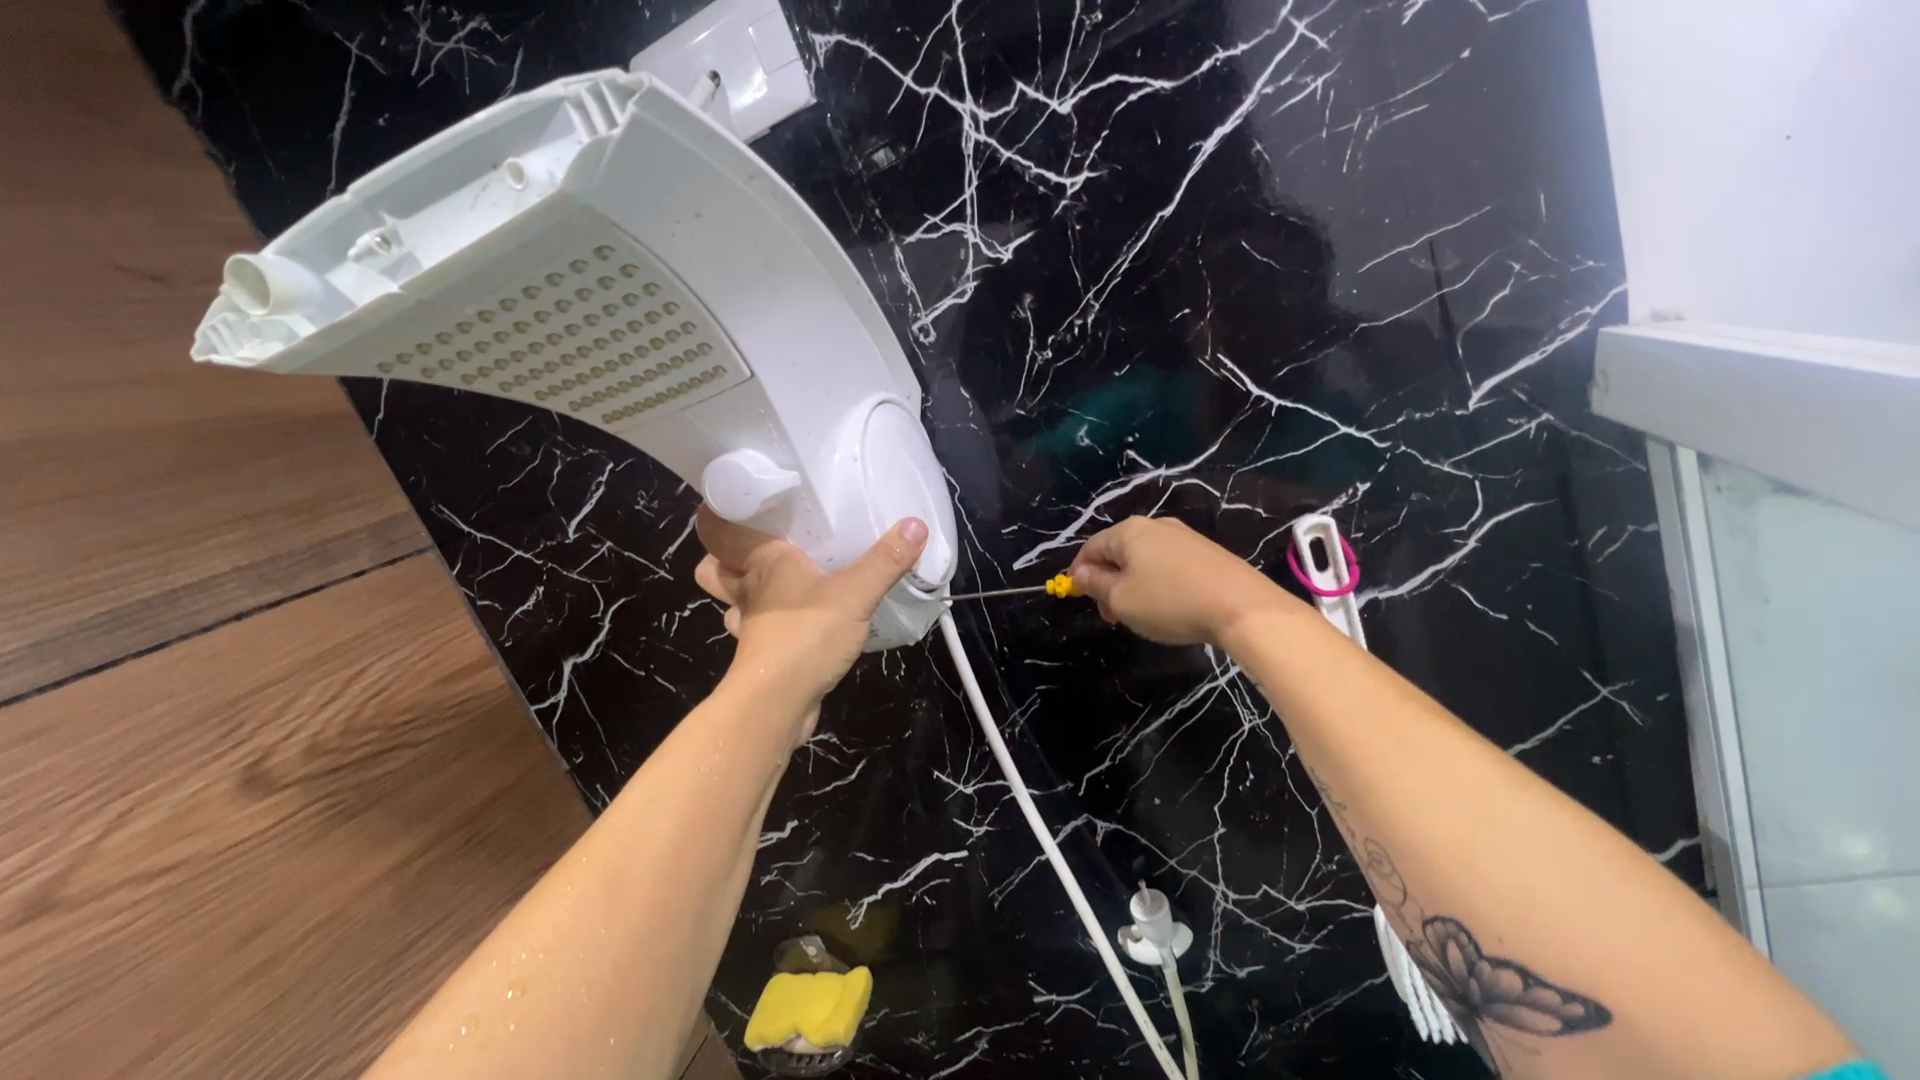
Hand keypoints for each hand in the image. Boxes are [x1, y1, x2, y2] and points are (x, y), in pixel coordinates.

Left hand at [694, 507, 927, 713]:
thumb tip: (916, 525)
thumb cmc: (805, 636)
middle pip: (713, 568)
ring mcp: (750, 625)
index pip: (717, 528)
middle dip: (726, 557)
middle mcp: (748, 590)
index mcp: (762, 562)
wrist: (778, 705)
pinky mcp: (761, 656)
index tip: (737, 499)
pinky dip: (769, 626)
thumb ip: (885, 560)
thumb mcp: (855, 593)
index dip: (718, 512)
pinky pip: (758, 630)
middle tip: (760, 545)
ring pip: (733, 601)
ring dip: (745, 593)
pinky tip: (797, 622)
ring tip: (778, 583)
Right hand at [1068, 516, 1294, 644]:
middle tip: (1109, 614)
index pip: (1091, 547)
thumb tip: (1082, 573)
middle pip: (1119, 551)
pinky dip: (1157, 583)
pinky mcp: (1207, 553)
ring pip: (1144, 559)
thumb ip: (1096, 584)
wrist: (1241, 606)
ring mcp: (1185, 537)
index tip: (1076, 596)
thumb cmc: (1169, 602)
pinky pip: (1169, 565)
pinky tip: (1167, 606)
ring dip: (1132, 584)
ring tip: (1138, 615)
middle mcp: (1156, 526)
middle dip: (1107, 581)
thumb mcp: (1121, 599)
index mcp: (1129, 531)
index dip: (1078, 572)